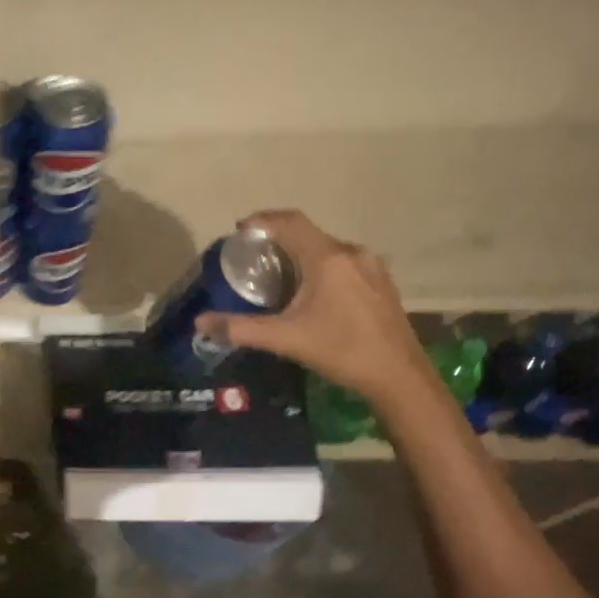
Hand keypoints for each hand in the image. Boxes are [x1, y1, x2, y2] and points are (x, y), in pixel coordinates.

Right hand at [195, 209, 432, 408]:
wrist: (398, 376)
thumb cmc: (341, 351)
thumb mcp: (284, 339)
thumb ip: (239, 328)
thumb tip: (200, 323)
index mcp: (328, 259)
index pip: (290, 223)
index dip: (262, 221)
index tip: (239, 231)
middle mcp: (352, 253)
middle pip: (308, 235)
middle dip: (278, 242)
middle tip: (253, 259)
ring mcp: (372, 267)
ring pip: (327, 250)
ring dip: (300, 256)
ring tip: (278, 277)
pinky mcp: (381, 283)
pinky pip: (343, 264)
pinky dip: (320, 268)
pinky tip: (311, 295)